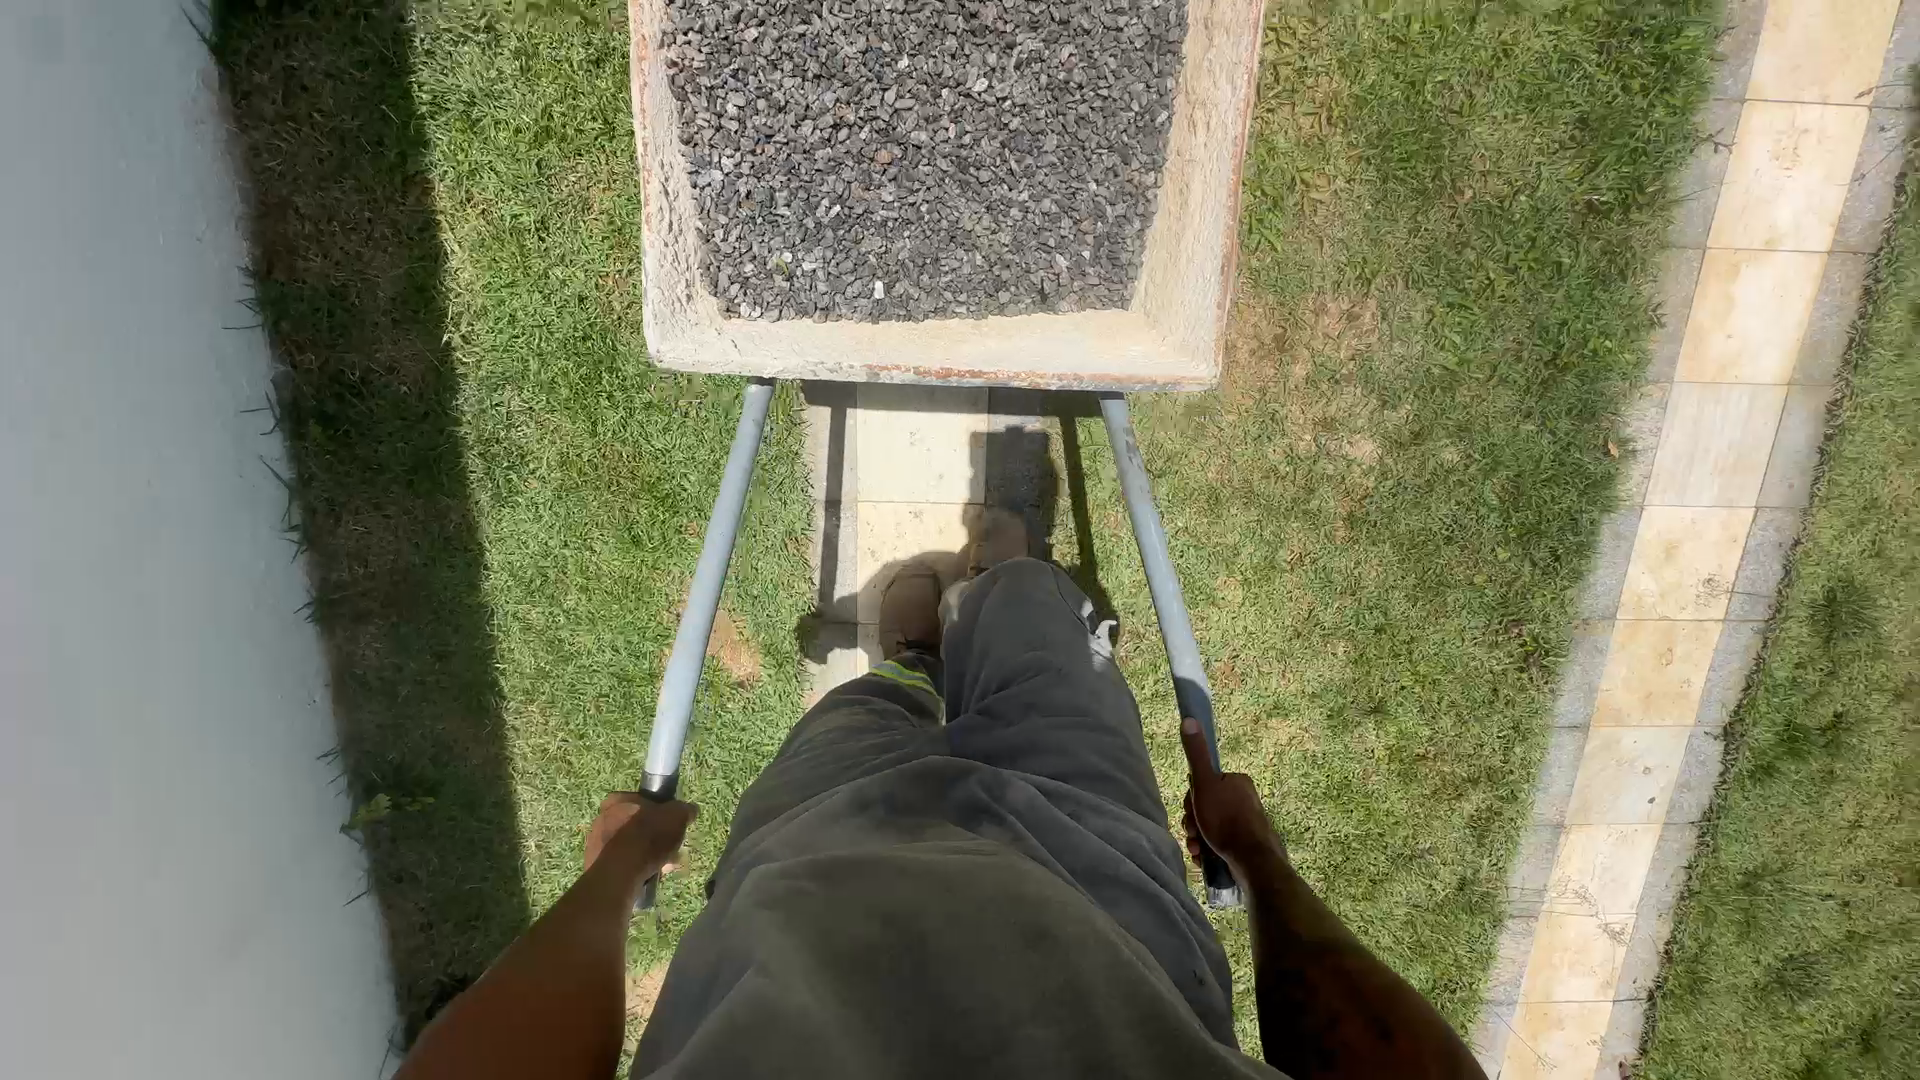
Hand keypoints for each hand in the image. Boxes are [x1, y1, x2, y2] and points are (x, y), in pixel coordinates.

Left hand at [584, 792, 697, 884]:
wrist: (621, 872)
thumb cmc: (649, 835)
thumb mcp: (678, 816)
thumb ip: (684, 810)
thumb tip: (689, 810)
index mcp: (617, 800)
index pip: (638, 799)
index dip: (656, 810)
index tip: (668, 822)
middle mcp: (601, 818)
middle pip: (635, 825)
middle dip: (654, 837)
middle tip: (670, 848)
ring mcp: (595, 843)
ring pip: (629, 846)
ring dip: (646, 854)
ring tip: (664, 866)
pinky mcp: (594, 866)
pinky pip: (621, 863)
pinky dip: (634, 868)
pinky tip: (649, 876)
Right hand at [1180, 717, 1283, 875]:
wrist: (1253, 862)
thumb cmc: (1225, 819)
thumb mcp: (1204, 783)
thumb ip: (1196, 753)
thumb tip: (1189, 719)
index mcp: (1236, 781)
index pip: (1202, 784)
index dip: (1190, 800)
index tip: (1190, 812)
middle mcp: (1244, 799)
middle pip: (1205, 806)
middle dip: (1194, 822)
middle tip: (1192, 833)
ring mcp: (1247, 823)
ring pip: (1210, 826)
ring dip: (1198, 838)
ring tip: (1197, 850)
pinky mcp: (1247, 844)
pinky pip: (1220, 842)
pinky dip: (1208, 850)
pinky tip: (1203, 858)